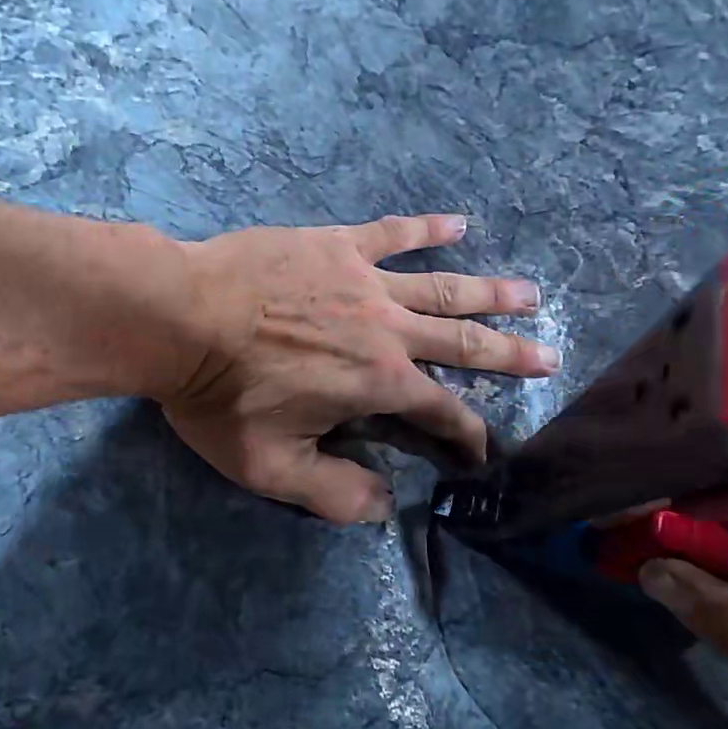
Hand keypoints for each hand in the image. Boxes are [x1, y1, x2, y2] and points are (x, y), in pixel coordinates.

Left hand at [163, 214, 557, 524]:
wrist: (176, 316)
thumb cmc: (221, 394)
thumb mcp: (271, 466)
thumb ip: (333, 492)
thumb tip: (387, 506)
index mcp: (379, 384)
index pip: (443, 414)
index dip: (470, 435)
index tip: (487, 448)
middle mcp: (389, 331)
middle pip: (463, 344)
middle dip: (509, 354)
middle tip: (550, 355)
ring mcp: (367, 282)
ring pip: (444, 287)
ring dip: (490, 292)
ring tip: (530, 294)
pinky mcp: (339, 246)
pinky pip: (392, 234)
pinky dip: (428, 229)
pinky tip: (461, 223)